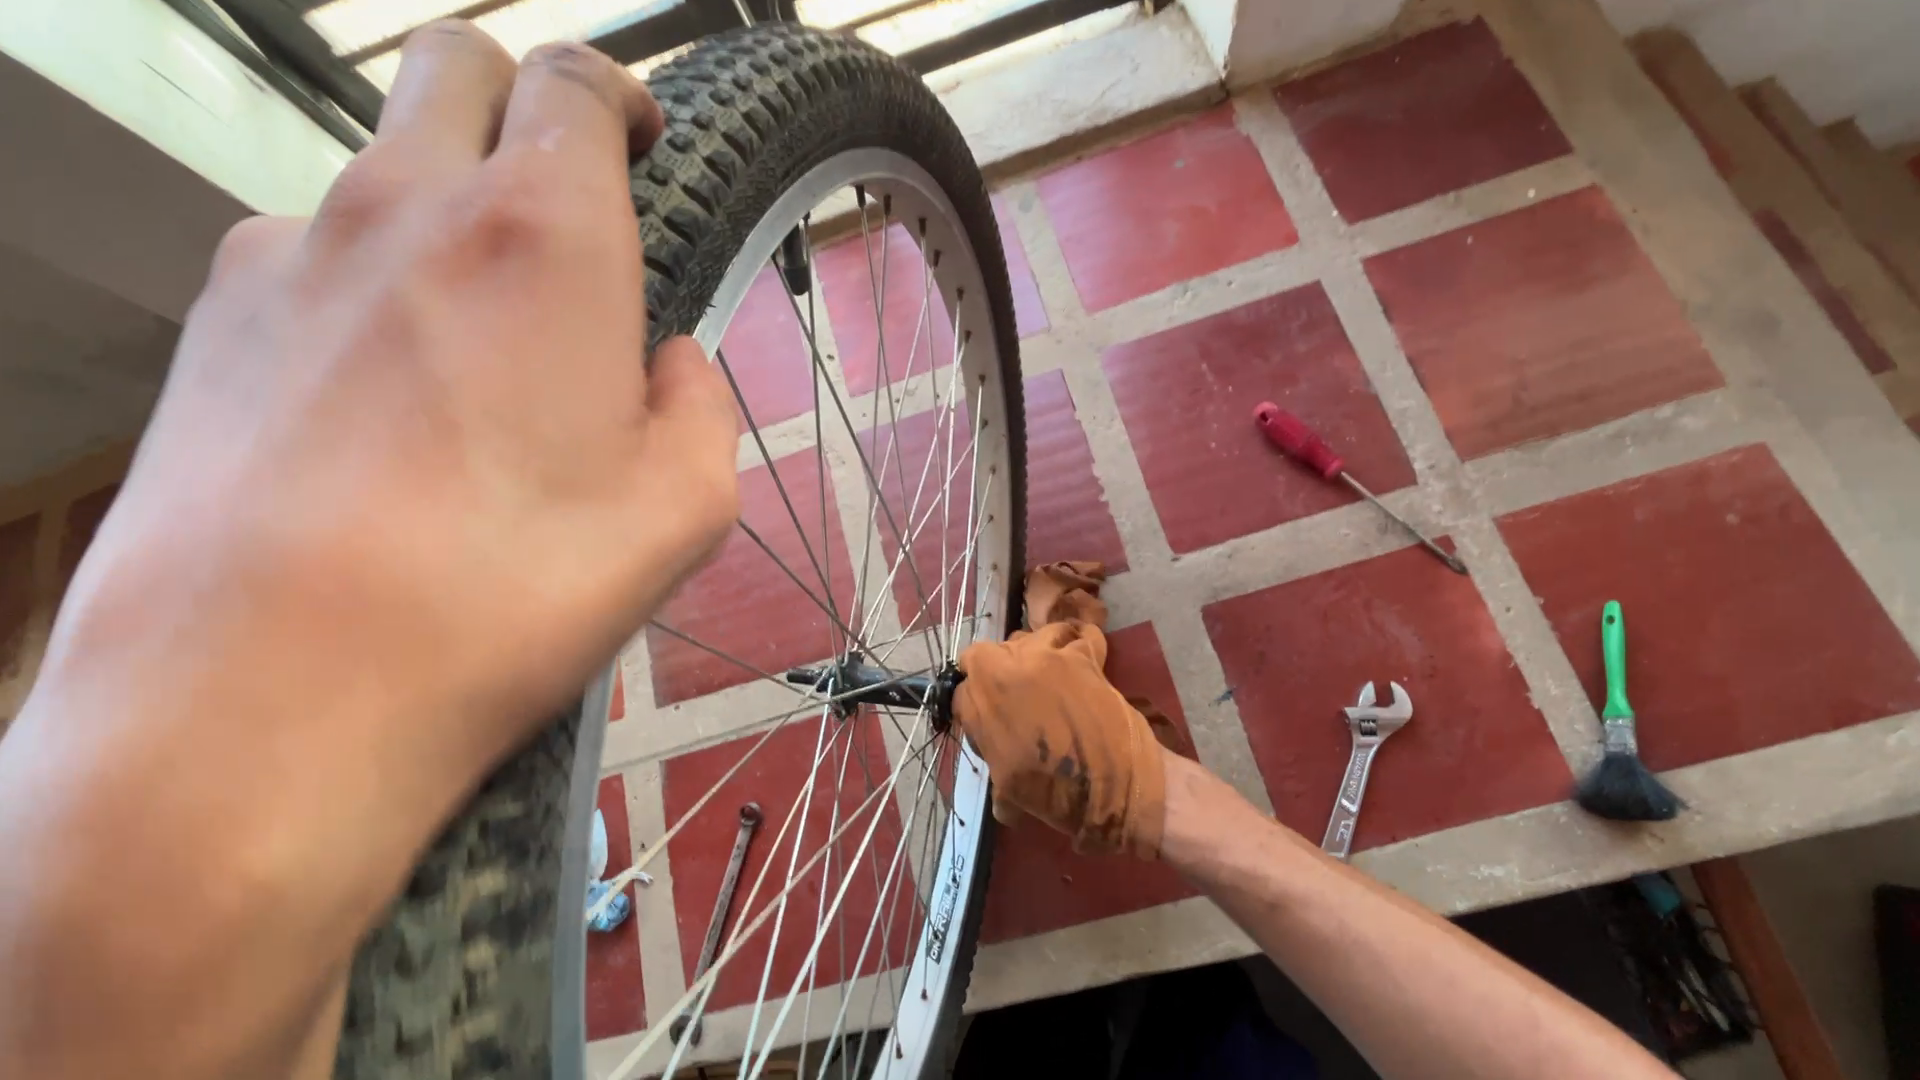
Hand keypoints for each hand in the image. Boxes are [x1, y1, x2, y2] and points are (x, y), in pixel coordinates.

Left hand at [51, 24, 736, 788]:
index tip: (642, 141)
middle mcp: (405, 207)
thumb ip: (702, 406)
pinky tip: (382, 402)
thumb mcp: (686, 509)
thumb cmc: (519, 591)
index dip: (620, 96)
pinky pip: (310, 260)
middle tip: (563, 206)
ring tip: (475, 346)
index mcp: (544, 240)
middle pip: (455, 67)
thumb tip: (671, 363)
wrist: (272, 699)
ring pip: (379, 171)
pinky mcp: (208, 323)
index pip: (576, 84)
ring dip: (442, 213)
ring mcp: (286, 254)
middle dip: (521, 105)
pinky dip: (368, 288)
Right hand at [953, 564, 1168, 857]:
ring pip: (1027, 637)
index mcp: (981, 706)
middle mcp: (1005, 672)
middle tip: (1014, 691)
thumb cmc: (1055, 792)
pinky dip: (1079, 641)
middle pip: (986, 654)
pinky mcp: (1080, 654)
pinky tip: (1082, 655)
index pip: (962, 690)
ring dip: (1032, 651)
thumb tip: (997, 770)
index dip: (975, 703)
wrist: (1114, 784)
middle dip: (994, 668)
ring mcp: (1043, 657)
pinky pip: (1078, 634)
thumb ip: (994, 762)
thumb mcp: (1008, 787)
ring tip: (1046, 673)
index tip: (989, 715)